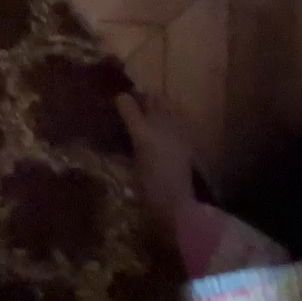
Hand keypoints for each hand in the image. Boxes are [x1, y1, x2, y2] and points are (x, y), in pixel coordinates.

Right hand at [116, 93, 197, 227]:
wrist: (176, 203)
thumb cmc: (147, 190)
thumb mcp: (129, 169)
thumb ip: (121, 151)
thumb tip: (114, 144)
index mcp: (141, 132)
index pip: (127, 103)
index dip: (120, 100)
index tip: (116, 101)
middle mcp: (159, 124)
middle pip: (150, 97)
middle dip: (140, 98)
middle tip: (133, 105)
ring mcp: (176, 128)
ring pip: (165, 103)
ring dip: (155, 104)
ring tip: (149, 112)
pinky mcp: (187, 135)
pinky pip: (176, 116)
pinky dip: (168, 116)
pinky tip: (164, 126)